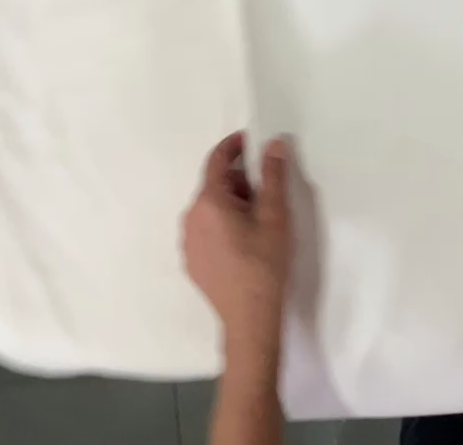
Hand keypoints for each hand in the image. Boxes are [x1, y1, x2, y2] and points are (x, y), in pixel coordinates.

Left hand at [182, 132, 292, 355]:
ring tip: (259, 222)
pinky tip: (245, 244)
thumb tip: (272, 143)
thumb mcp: (275, 216)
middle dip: (240, 181)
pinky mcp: (192, 262)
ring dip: (232, 204)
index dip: (234, 146)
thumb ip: (273, 175)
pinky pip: (206, 230)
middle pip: (215, 185)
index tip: (252, 140)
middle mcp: (190, 217)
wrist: (250, 322)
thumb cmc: (264, 264)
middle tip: (268, 193)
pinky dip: (223, 226)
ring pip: (211, 209)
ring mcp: (187, 242)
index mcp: (208, 201)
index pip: (216, 159)